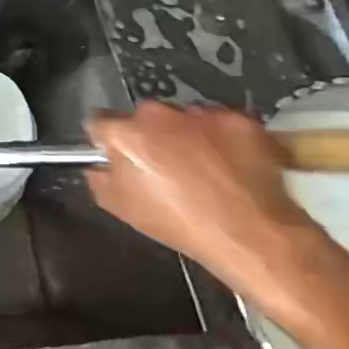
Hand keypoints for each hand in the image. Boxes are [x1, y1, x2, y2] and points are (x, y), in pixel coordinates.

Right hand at [86, 102, 318, 285]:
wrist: (249, 233)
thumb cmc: (184, 224)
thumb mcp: (123, 209)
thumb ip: (100, 178)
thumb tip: (99, 166)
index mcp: (129, 135)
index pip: (100, 121)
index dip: (106, 138)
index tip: (114, 150)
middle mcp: (163, 115)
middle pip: (145, 117)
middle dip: (150, 137)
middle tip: (163, 168)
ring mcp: (202, 114)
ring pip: (184, 118)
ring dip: (186, 136)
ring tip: (201, 171)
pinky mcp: (237, 118)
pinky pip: (219, 122)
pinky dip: (220, 139)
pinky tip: (225, 166)